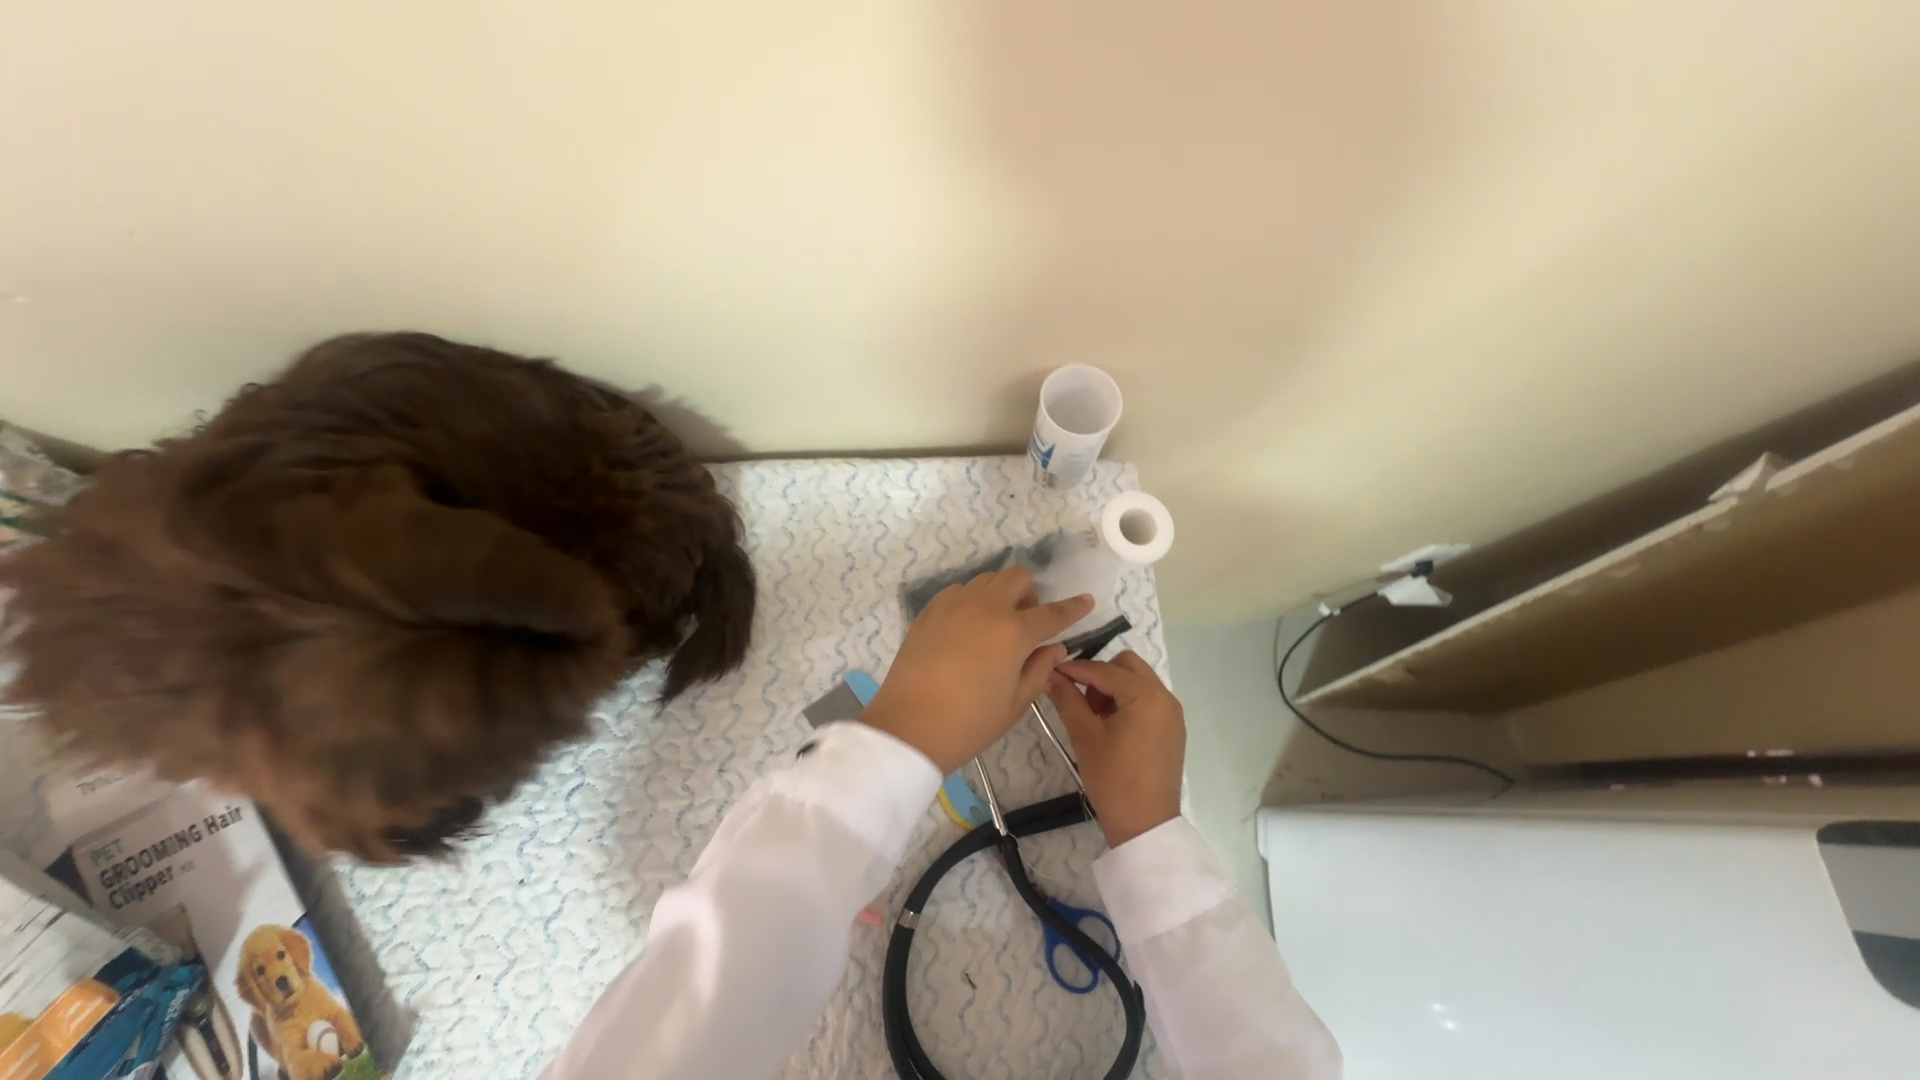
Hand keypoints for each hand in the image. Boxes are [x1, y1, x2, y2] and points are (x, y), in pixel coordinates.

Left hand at [863, 567, 1092, 773]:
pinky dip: (971, 601)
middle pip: (1017, 578)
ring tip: (995, 625)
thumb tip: (1055, 648)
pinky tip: (967, 628)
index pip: (1053, 613)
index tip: (1086, 600)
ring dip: (1000, 594)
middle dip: (1031, 593)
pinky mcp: (929, 611)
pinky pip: (958, 591)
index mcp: (1013, 632)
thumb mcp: (1015, 703)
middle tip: (1027, 622)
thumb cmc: (969, 722)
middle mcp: (985, 607)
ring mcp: (953, 605)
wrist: (909, 726)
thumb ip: (1040, 670)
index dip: (1073, 607)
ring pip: (986, 580)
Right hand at [1047, 651, 1185, 847]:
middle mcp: (1165, 697)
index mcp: (1146, 696)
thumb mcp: (1085, 736)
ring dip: (1115, 688)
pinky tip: (1112, 727)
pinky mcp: (1173, 729)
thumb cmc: (1112, 779)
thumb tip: (1050, 675)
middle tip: (1081, 699)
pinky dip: (1128, 702)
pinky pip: (1148, 700)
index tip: (1052, 670)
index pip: (1105, 670)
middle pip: (1128, 666)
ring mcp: (1173, 714)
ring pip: (1139, 682)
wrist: (1145, 824)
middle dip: (1100, 674)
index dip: (1076, 669)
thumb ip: (1067, 699)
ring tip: (1095, 717)